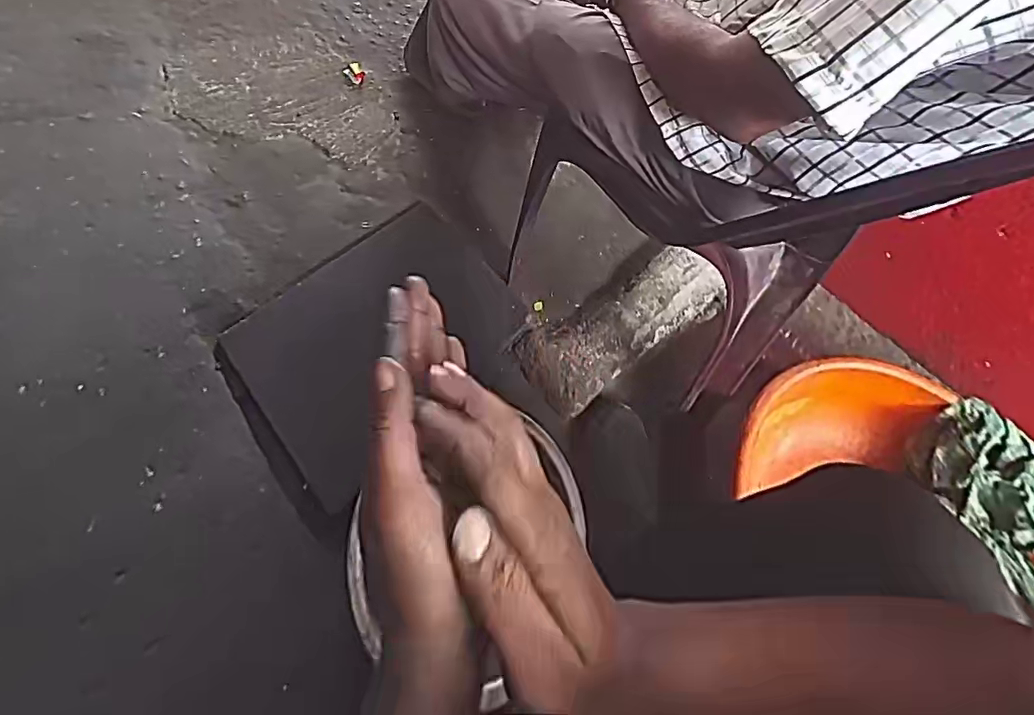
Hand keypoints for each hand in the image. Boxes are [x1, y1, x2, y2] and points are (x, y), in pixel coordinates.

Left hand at [364, 280, 475, 713]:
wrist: (437, 632)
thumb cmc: (419, 575)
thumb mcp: (398, 497)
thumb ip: (390, 432)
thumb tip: (385, 369)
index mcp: (390, 443)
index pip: (393, 370)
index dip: (400, 326)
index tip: (405, 291)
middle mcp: (404, 445)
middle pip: (408, 372)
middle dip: (415, 326)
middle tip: (418, 289)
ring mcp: (425, 457)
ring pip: (427, 389)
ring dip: (431, 350)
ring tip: (435, 318)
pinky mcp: (446, 472)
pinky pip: (446, 412)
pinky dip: (450, 386)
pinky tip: (454, 376)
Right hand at [416, 362, 617, 711]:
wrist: (616, 662)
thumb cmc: (575, 666)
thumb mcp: (536, 650)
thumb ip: (499, 587)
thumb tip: (466, 528)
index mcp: (537, 536)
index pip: (491, 462)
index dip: (454, 430)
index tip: (417, 409)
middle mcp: (545, 505)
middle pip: (505, 434)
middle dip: (467, 397)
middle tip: (431, 368)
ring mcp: (548, 499)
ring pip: (514, 432)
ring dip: (481, 398)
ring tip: (451, 374)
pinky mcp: (546, 503)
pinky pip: (515, 442)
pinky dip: (491, 416)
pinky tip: (475, 410)